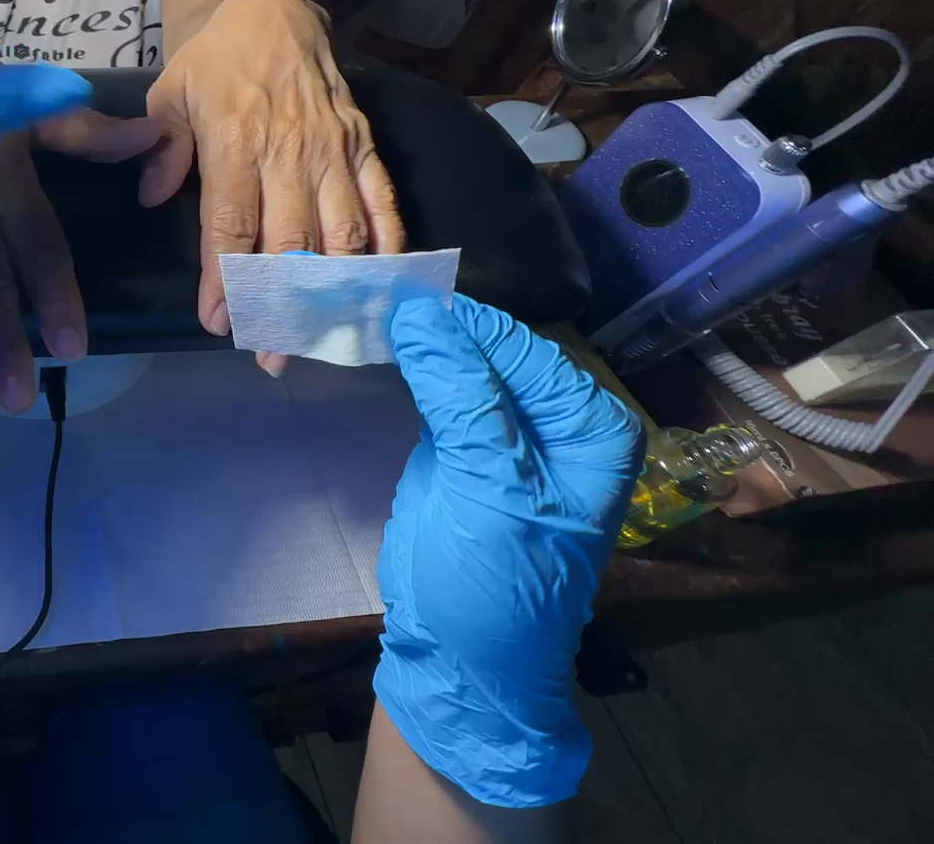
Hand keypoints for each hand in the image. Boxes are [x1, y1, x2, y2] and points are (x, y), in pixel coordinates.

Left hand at [143, 0, 404, 376]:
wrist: (267, 11)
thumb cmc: (209, 61)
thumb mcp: (168, 96)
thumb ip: (161, 149)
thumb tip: (152, 198)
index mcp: (236, 143)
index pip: (230, 225)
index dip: (226, 278)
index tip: (219, 322)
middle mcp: (290, 153)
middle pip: (289, 242)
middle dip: (280, 303)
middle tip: (271, 353)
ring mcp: (334, 150)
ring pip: (341, 232)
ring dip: (334, 291)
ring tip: (324, 338)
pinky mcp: (364, 144)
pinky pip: (382, 200)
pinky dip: (388, 245)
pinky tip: (385, 287)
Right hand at [377, 295, 643, 807]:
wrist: (459, 652)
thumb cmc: (493, 579)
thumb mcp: (488, 487)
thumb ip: (460, 396)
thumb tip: (420, 313)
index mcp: (587, 424)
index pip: (515, 345)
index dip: (453, 318)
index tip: (383, 291)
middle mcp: (553, 418)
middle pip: (487, 349)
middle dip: (429, 325)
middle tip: (359, 297)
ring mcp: (502, 431)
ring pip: (457, 365)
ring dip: (411, 342)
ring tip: (356, 314)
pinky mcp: (458, 444)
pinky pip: (434, 390)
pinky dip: (404, 368)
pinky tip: (372, 348)